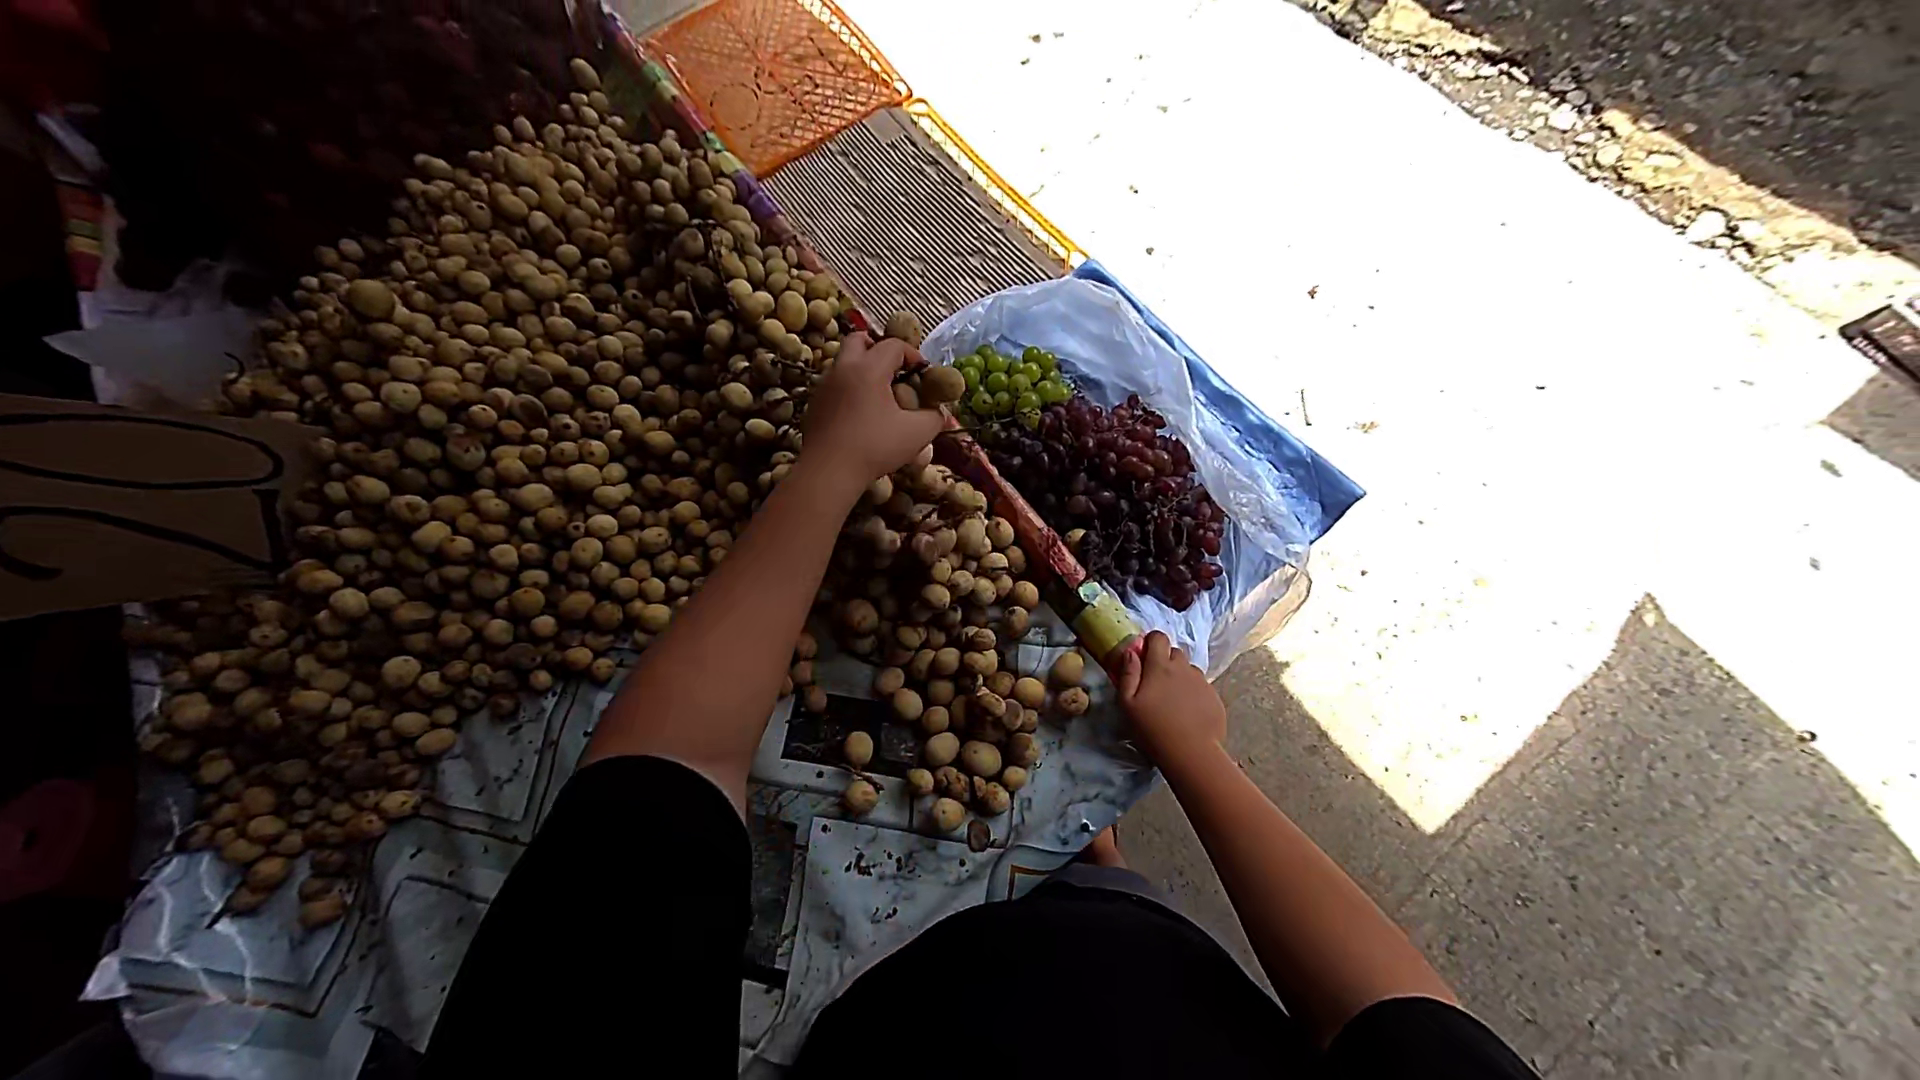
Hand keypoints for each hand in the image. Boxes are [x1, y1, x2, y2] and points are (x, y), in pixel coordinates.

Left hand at [803, 333, 945, 488]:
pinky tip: (860, 415)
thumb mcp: (917, 434)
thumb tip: (939, 412)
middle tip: (895, 372)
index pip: (894, 345)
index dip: (913, 356)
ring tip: (879, 395)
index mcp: (868, 368)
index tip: (923, 375)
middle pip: (860, 340)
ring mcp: (824, 385)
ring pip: (844, 363)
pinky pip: (835, 385)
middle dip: (880, 350)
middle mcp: (843, 368)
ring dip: (863, 369)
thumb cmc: (875, 447)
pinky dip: (849, 389)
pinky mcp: (814, 404)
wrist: (828, 471)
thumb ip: (934, 417)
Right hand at [1113, 631, 1225, 766]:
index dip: (1151, 641)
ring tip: (1172, 699)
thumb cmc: (1152, 729)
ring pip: (1188, 669)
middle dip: (1164, 659)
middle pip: (1174, 651)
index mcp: (1160, 666)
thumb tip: (1130, 652)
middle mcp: (1183, 668)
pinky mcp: (1214, 697)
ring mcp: (1202, 682)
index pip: (1159, 637)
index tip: (1144, 656)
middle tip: (1155, 682)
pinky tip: (1187, 711)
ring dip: (1179, 675)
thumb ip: (1127, 674)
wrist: (1191, 754)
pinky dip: (1192, 692)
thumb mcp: (1127, 703)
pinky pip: (1201, 686)